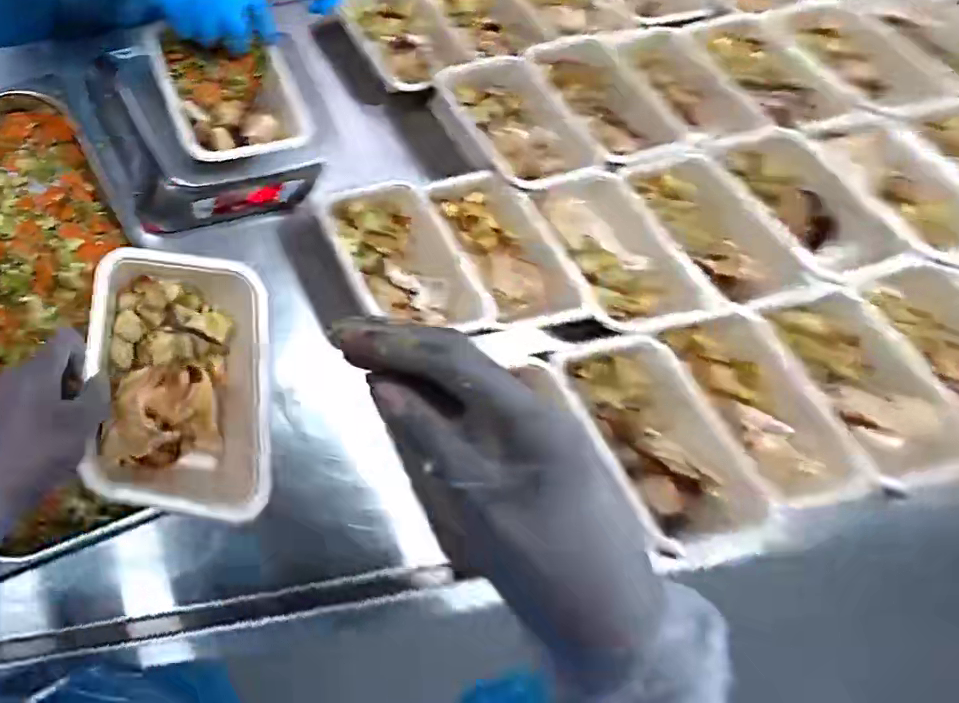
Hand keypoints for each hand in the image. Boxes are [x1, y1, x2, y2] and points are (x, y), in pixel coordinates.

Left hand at [0, 330, 107, 572]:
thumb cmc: (38, 451)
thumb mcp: (80, 426)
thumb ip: (95, 397)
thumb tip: (98, 378)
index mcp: (38, 367)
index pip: (66, 338)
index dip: (85, 356)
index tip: (89, 390)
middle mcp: (17, 372)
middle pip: (53, 364)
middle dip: (72, 387)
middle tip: (82, 420)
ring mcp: (1, 393)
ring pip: (39, 387)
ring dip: (57, 406)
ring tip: (65, 441)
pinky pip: (24, 405)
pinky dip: (39, 420)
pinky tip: (43, 452)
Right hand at [134, 0, 276, 53]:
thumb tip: (239, 7)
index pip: (262, 20)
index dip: (265, 32)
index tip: (266, 40)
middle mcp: (231, 13)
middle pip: (239, 41)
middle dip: (236, 44)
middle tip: (230, 42)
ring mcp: (206, 23)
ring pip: (211, 40)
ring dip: (209, 35)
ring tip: (202, 24)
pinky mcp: (183, 26)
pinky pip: (189, 34)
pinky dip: (189, 29)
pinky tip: (184, 16)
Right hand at [330, 318, 667, 695]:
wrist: (618, 625)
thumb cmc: (551, 567)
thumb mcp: (483, 506)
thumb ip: (431, 439)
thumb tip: (378, 384)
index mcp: (530, 417)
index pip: (451, 359)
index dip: (392, 343)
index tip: (343, 337)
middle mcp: (528, 406)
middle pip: (453, 356)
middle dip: (393, 340)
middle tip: (340, 333)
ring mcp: (522, 423)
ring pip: (454, 372)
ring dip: (403, 356)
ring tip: (354, 347)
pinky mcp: (512, 442)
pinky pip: (459, 398)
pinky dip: (419, 383)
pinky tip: (390, 379)